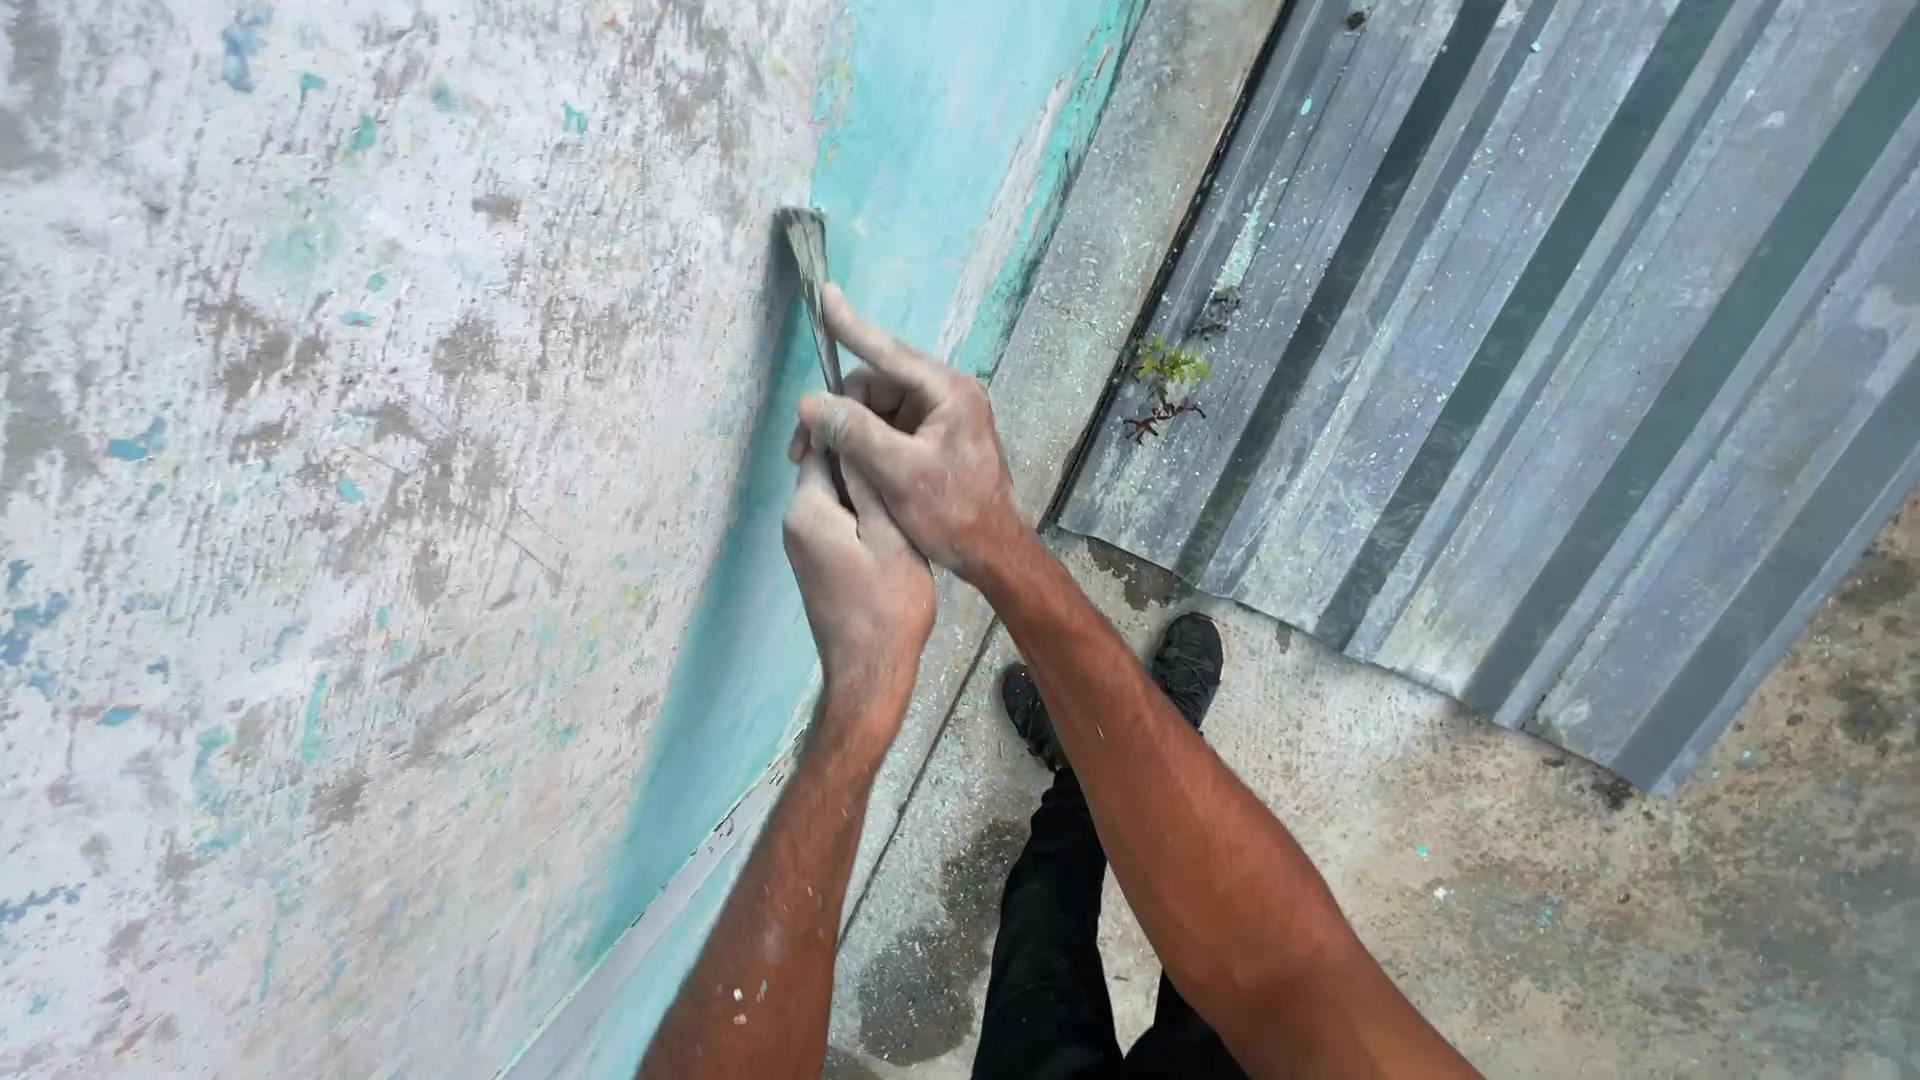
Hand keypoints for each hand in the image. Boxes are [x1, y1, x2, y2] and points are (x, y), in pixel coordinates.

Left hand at [783, 445, 935, 728]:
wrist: (870, 669)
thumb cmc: (888, 602)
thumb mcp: (890, 535)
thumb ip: (868, 485)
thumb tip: (852, 438)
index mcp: (807, 509)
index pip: (823, 447)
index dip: (859, 436)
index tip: (896, 437)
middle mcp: (795, 522)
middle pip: (828, 472)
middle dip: (865, 466)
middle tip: (907, 470)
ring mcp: (803, 545)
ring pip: (836, 498)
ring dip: (867, 494)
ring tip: (906, 497)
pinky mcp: (817, 564)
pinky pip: (837, 522)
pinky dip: (862, 517)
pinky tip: (893, 527)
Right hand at [786, 285, 1024, 580]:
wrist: (991, 551)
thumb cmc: (954, 513)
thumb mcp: (898, 474)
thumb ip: (855, 433)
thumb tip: (809, 402)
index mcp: (948, 392)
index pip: (888, 352)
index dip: (851, 326)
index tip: (824, 295)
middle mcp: (946, 394)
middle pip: (875, 385)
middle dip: (838, 411)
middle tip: (806, 449)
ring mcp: (940, 416)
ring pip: (877, 408)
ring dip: (847, 431)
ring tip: (822, 462)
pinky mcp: (933, 438)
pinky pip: (888, 427)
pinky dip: (863, 443)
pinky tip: (846, 466)